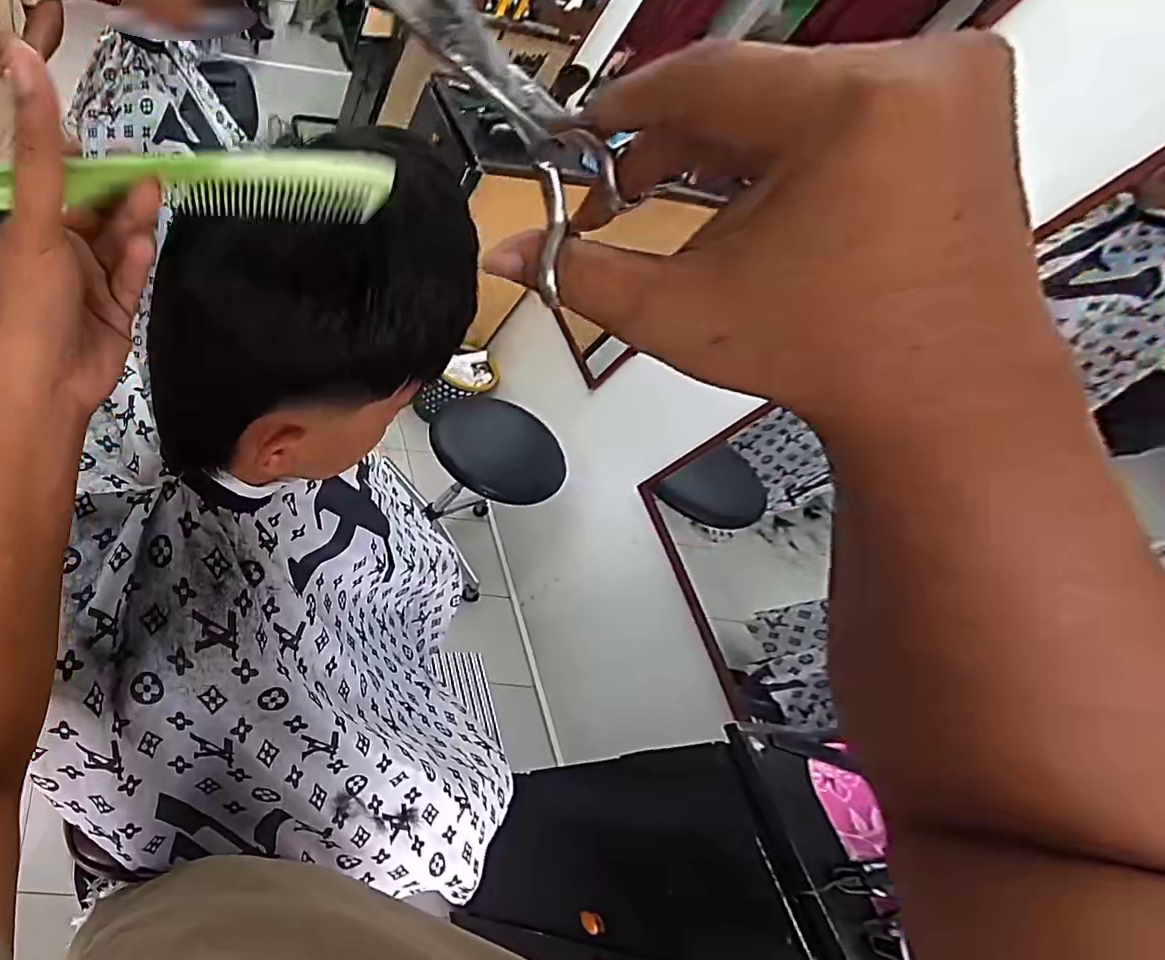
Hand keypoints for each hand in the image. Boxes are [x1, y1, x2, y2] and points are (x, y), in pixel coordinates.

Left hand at [0, 38, 158, 421]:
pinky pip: (131, 279)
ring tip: (153, 200)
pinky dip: (137, 263)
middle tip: (146, 176)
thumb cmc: (31, 307)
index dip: (85, 162)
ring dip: (134, 222)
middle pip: (99, 211)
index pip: (62, 182)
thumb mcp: (34, 222)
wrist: (50, 384)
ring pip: (120, 242)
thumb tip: (21, 63)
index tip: (110, 148)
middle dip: (121, 193)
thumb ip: (40, 151)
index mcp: (32, 230)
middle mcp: (61, 253)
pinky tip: (142, 251)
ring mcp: (90, 284)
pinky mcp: (116, 312)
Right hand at [483, 35, 1064, 432]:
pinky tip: (720, 207)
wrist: (928, 384)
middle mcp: (917, 75)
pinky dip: (755, 154)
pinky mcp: (946, 112)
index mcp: (854, 106)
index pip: (702, 75)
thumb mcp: (669, 308)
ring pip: (776, 99)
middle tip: (604, 200)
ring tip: (655, 209)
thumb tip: (514, 255)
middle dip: (654, 146)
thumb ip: (576, 273)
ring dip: (700, 152)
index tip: (575, 134)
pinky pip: (823, 111)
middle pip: (737, 87)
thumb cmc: (831, 347)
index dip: (619, 105)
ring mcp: (944, 88)